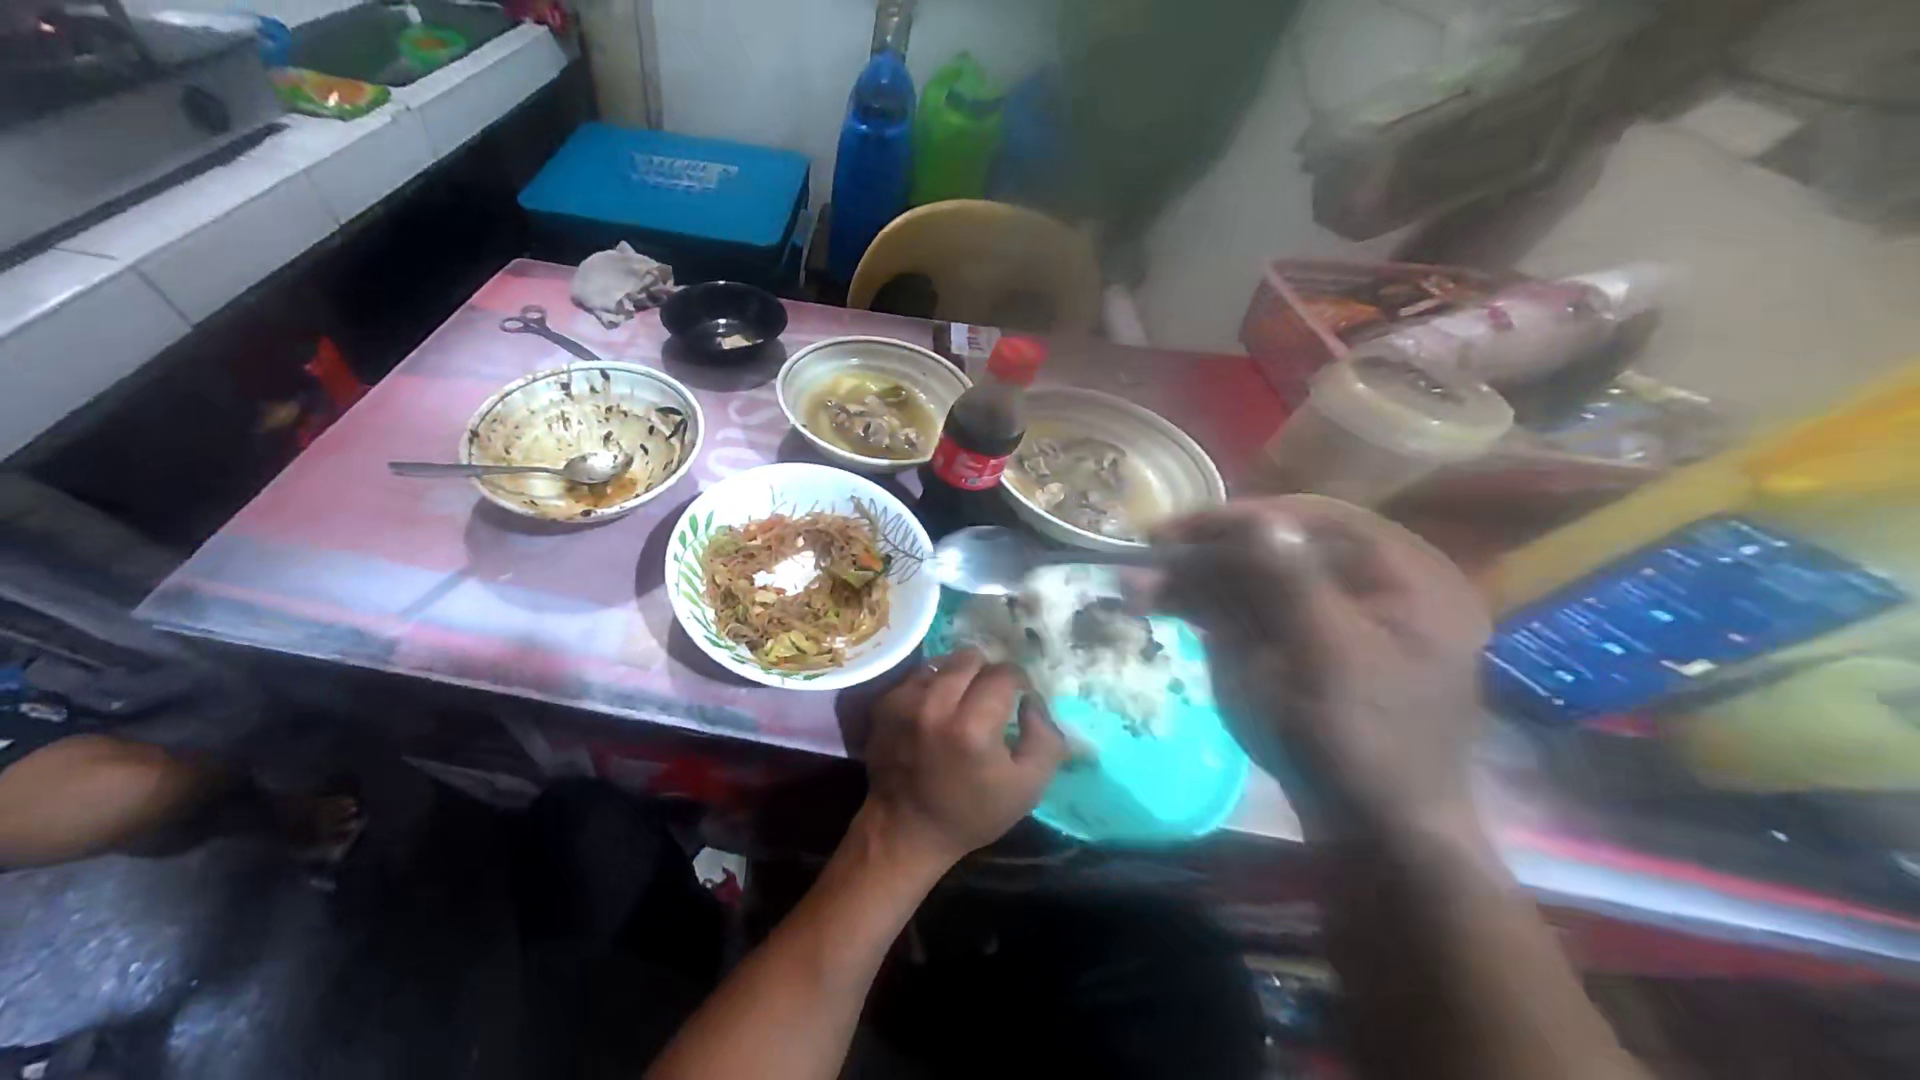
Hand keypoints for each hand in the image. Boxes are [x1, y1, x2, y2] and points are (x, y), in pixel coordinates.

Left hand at [858, 649, 1067, 870]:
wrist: (906, 830)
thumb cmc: (972, 812)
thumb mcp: (1029, 786)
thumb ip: (1045, 736)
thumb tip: (1032, 700)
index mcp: (972, 727)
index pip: (1004, 674)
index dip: (1019, 682)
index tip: (1019, 699)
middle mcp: (934, 705)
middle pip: (971, 658)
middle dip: (987, 673)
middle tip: (991, 698)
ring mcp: (904, 701)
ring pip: (943, 662)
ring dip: (959, 676)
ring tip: (963, 702)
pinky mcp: (884, 704)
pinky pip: (919, 676)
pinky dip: (933, 686)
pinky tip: (937, 711)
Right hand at [1154, 496, 1490, 836]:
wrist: (1378, 833)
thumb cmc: (1364, 740)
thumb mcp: (1327, 655)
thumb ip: (1291, 581)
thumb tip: (1257, 519)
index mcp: (1405, 576)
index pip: (1313, 520)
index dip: (1241, 519)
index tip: (1179, 530)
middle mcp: (1375, 586)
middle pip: (1280, 550)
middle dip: (1209, 557)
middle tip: (1149, 558)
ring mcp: (1338, 620)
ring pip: (1260, 583)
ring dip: (1200, 583)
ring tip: (1141, 589)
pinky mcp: (1309, 650)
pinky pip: (1256, 616)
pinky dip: (1211, 612)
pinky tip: (1170, 607)